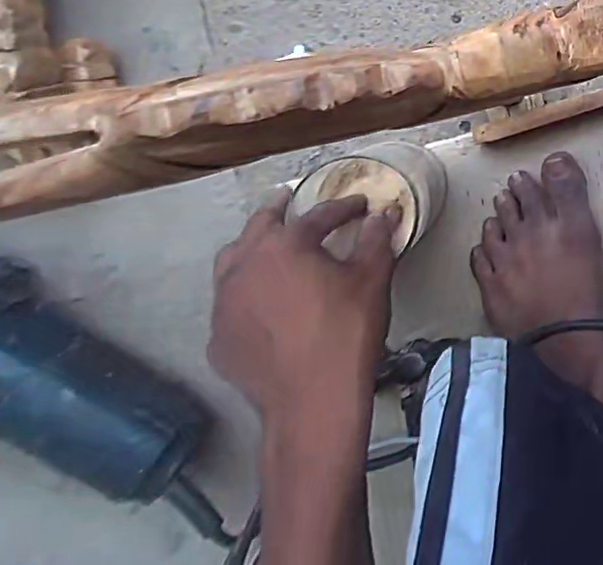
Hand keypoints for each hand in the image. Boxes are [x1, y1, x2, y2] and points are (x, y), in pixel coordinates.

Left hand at [208, 188, 398, 426]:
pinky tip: (264, 300)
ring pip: (232, 261)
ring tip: (271, 246)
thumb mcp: (372, 277)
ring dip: (253, 247)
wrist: (312, 400)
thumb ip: (377, 239)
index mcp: (284, 246)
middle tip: (294, 202)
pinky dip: (246, 290)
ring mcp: (224, 305)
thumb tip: (384, 213)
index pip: (317, 215)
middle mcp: (244, 267)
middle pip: (259, 227)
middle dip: (280, 211)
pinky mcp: (218, 339)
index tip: (360, 205)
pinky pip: (229, 301)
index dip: (343, 207)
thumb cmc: (347, 330)